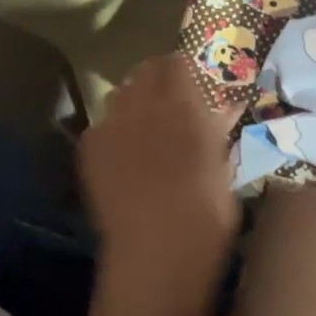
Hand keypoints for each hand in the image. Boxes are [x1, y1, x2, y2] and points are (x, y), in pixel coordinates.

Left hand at [80, 53, 240, 263]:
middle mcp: (145, 103)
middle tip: (169, 103)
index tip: (193, 85)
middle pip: (145, 71)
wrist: (157, 252)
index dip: (184, 72)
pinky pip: (100, 126)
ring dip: (132, 102)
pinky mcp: (89, 148)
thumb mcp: (225, 166)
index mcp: (185, 103)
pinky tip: (122, 158)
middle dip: (156, 80)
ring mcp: (112, 123)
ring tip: (143, 129)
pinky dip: (112, 133)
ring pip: (119, 94)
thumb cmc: (208, 213)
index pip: (178, 62)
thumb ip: (220, 129)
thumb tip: (226, 106)